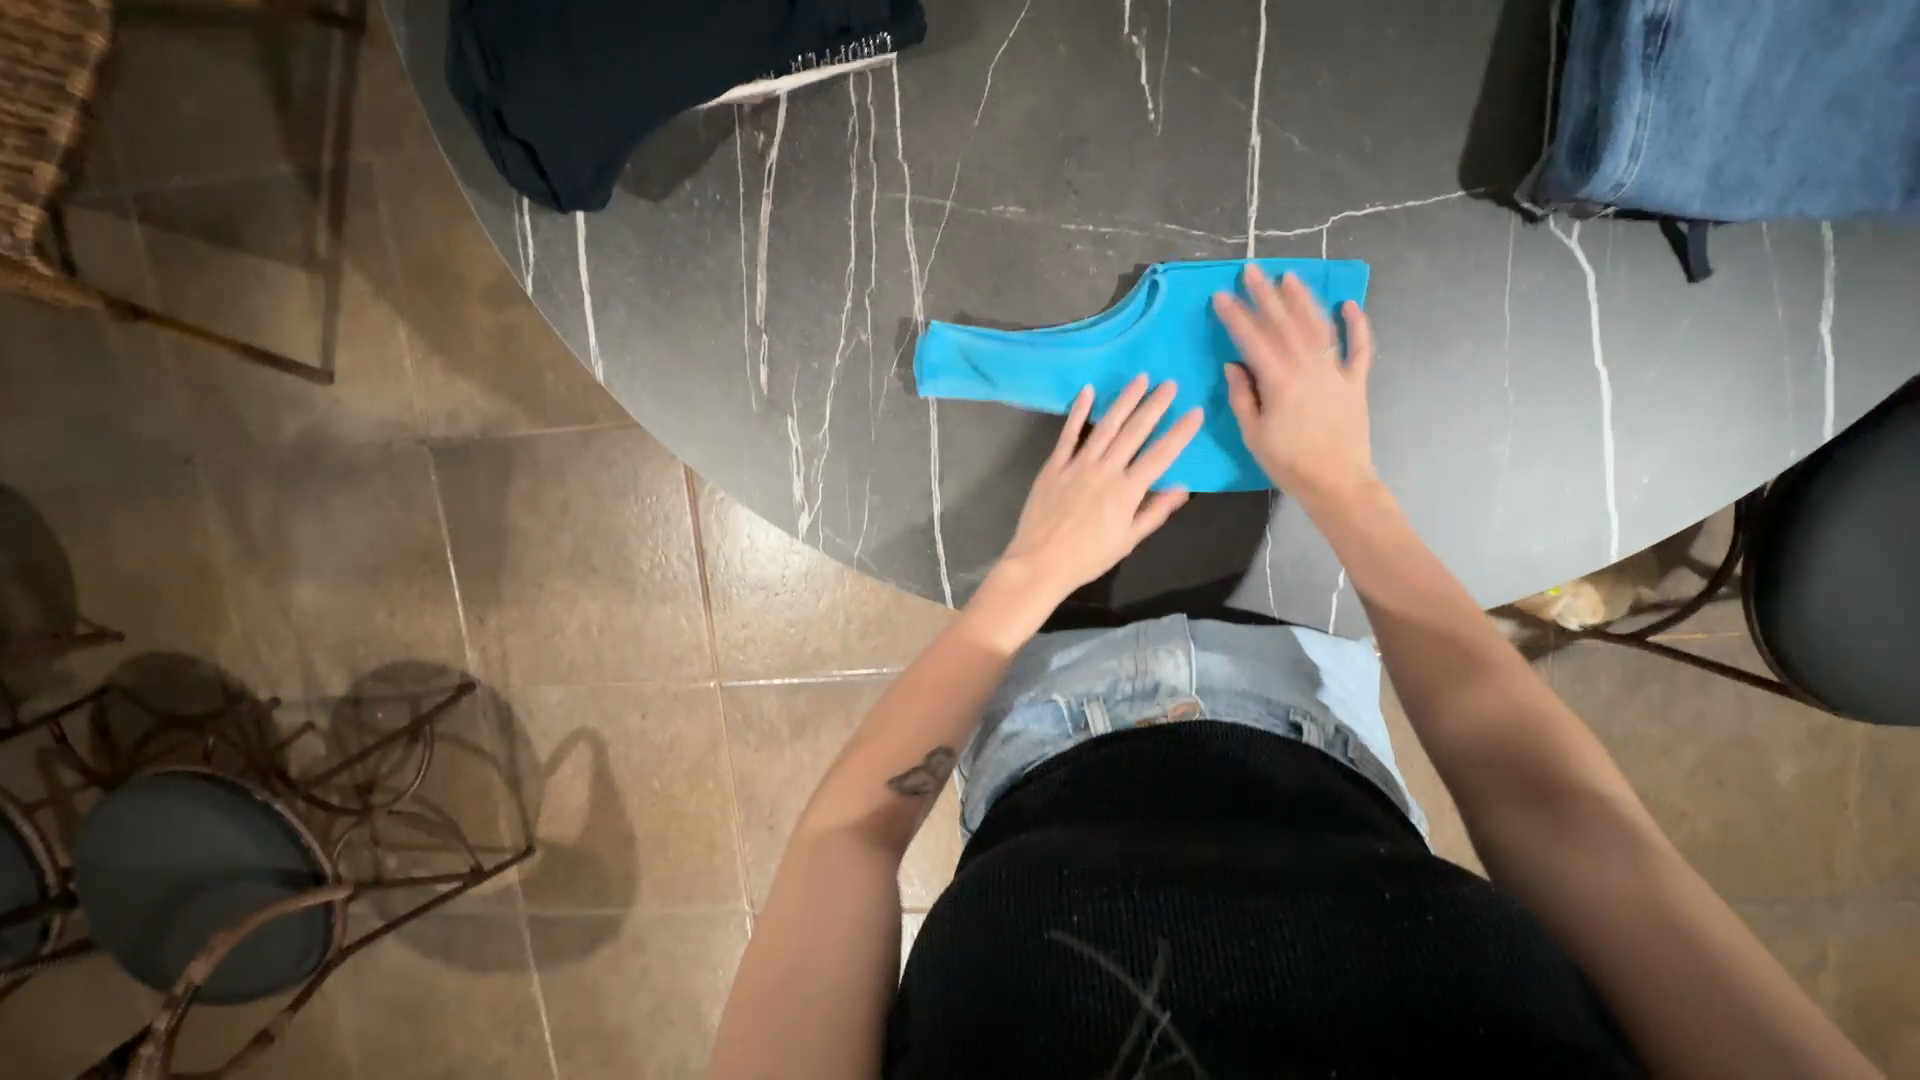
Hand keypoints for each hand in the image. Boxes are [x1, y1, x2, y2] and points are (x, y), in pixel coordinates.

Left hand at [995, 374, 1201, 604]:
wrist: (1041, 562)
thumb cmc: (1088, 557)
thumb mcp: (1128, 540)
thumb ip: (1155, 512)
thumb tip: (1182, 488)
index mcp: (1127, 491)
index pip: (1160, 455)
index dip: (1180, 433)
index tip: (1195, 412)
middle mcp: (1105, 471)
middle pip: (1134, 432)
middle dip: (1154, 406)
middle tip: (1170, 384)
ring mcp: (1078, 465)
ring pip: (1105, 426)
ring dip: (1124, 400)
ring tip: (1140, 378)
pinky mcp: (1054, 465)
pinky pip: (1068, 434)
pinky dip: (1078, 411)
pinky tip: (1088, 391)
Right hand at [1212, 266, 1377, 507]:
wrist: (1336, 482)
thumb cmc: (1288, 464)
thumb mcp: (1254, 434)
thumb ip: (1243, 396)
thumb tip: (1234, 365)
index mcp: (1279, 382)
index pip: (1253, 340)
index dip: (1236, 317)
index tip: (1221, 297)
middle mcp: (1308, 368)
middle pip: (1285, 324)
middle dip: (1266, 296)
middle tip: (1251, 272)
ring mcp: (1335, 372)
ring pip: (1318, 327)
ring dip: (1303, 300)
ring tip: (1289, 277)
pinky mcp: (1355, 382)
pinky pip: (1359, 348)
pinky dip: (1357, 325)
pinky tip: (1349, 305)